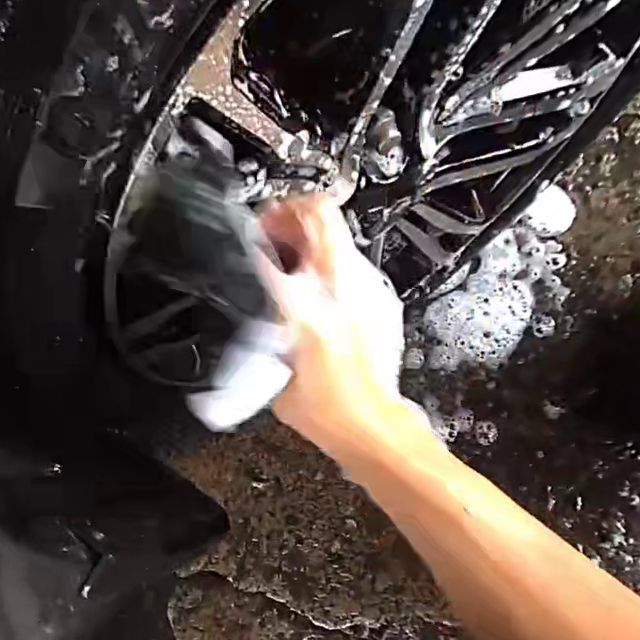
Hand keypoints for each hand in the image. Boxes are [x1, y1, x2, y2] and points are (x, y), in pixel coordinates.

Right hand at [258, 195, 429, 461]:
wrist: (371, 424)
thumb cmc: (328, 408)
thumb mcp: (271, 370)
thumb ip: (264, 327)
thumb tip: (258, 304)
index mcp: (308, 303)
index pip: (280, 238)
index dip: (264, 224)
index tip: (255, 233)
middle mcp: (344, 288)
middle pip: (321, 215)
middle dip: (292, 217)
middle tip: (275, 234)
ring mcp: (370, 291)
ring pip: (343, 237)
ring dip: (314, 240)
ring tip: (295, 263)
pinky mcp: (384, 302)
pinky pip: (357, 267)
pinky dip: (335, 267)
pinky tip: (322, 293)